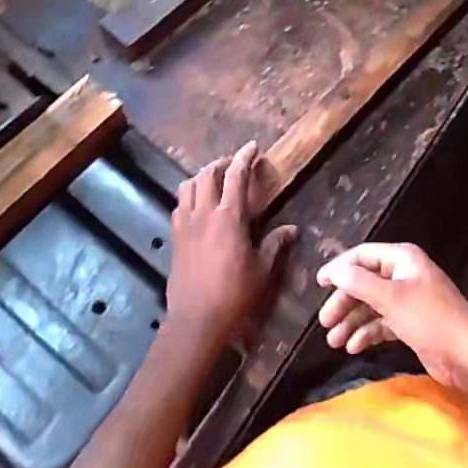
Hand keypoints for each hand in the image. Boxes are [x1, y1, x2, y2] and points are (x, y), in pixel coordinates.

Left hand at [167, 141, 296, 337]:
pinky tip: (198, 205)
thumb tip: (292, 229)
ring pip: (187, 187)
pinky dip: (189, 196)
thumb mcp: (263, 269)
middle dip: (221, 163)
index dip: (244, 157)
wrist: (196, 321)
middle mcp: (204, 214)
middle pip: (207, 174)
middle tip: (234, 164)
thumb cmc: (235, 294)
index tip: (253, 147)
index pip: (235, 176)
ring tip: (215, 179)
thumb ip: (275, 244)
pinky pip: (179, 205)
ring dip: (202, 176)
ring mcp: (185, 226)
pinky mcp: (175, 238)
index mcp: (229, 218)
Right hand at [316, 243, 467, 385]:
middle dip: (344, 302)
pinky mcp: (411, 323)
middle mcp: (405, 275)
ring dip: (352, 321)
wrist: (465, 354)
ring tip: (334, 342)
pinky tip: (354, 348)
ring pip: (372, 305)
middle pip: (365, 282)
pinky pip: (382, 323)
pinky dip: (368, 333)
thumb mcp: (391, 298)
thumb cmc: (428, 318)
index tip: (318, 283)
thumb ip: (360, 282)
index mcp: (403, 259)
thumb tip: (335, 271)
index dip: (340, 267)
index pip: (364, 255)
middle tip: (324, 323)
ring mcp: (409, 300)